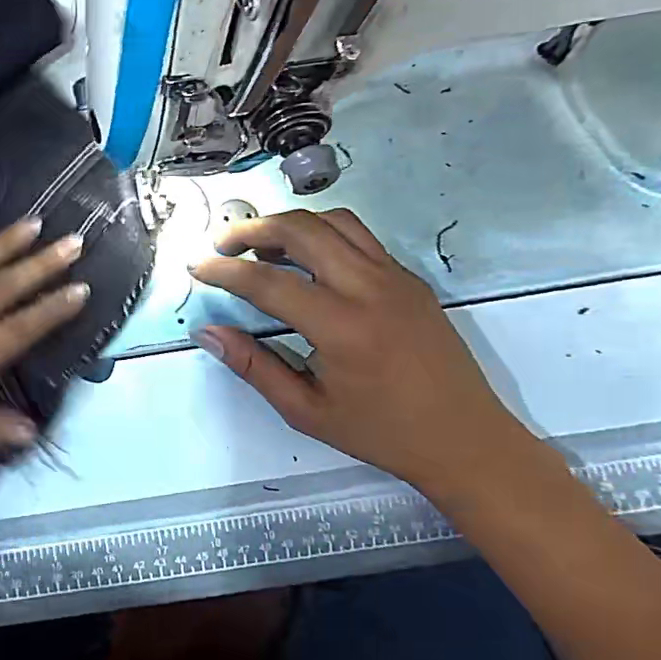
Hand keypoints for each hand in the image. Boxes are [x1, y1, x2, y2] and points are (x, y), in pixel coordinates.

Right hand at [188, 209, 543, 501]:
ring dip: (291, 225)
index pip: (267, 282)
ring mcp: (395, 276)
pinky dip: (324, 235)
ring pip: (333, 222)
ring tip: (262, 248)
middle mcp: (369, 288)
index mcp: (340, 327)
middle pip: (301, 230)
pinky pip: (360, 237)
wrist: (463, 437)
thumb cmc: (381, 432)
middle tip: (223, 245)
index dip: (224, 271)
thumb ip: (254, 367)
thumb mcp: (306, 411)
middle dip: (253, 229)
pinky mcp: (410, 278)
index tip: (197, 268)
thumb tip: (209, 333)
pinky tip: (308, 261)